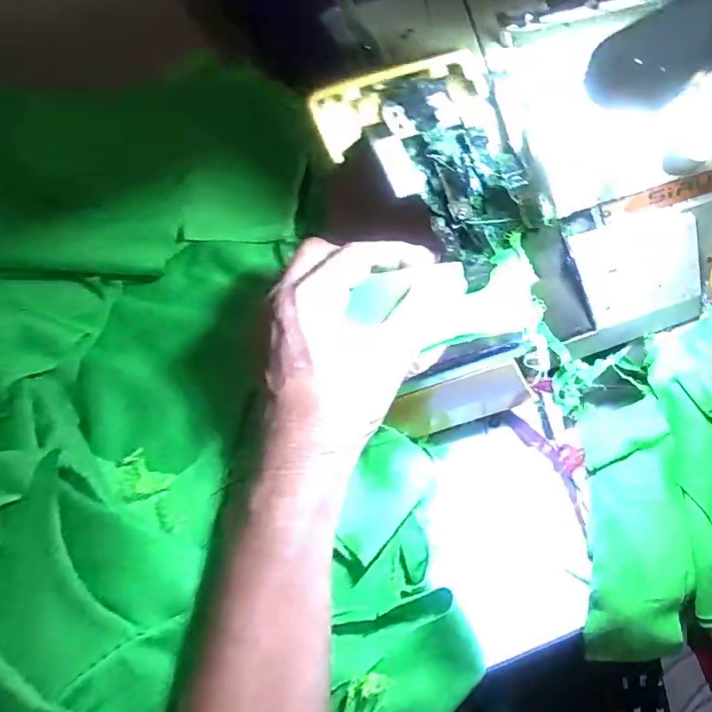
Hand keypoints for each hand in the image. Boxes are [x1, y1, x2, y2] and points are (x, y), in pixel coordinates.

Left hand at [259, 237, 438, 469]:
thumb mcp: (391, 354)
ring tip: (375, 289)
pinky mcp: (265, 340)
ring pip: (304, 273)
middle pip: (321, 253)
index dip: (396, 253)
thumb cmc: (345, 405)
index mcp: (308, 296)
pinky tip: (348, 317)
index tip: (426, 264)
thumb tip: (445, 279)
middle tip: (394, 271)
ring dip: (341, 272)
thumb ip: (419, 309)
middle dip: (362, 255)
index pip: (356, 254)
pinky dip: (324, 292)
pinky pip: (296, 296)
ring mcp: (267, 319)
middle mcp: (279, 298)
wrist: (300, 458)